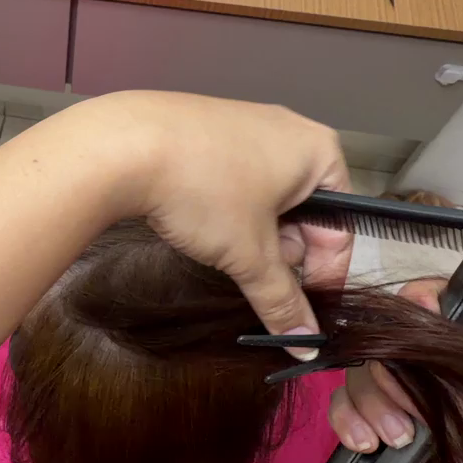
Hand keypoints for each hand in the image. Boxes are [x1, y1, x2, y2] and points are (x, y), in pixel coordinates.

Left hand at [61, 92, 347, 335]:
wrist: (123, 145)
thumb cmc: (202, 188)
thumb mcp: (249, 254)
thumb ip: (282, 298)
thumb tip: (306, 341)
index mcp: (318, 150)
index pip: (339, 225)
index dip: (322, 273)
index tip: (304, 306)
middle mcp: (288, 128)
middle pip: (303, 210)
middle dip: (279, 248)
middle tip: (249, 264)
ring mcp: (245, 122)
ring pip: (265, 195)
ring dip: (249, 230)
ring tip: (218, 239)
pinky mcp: (208, 126)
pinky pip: (232, 175)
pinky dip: (223, 205)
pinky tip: (197, 216)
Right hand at [327, 280, 462, 462]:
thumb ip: (454, 398)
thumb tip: (399, 362)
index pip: (443, 315)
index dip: (420, 303)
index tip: (407, 308)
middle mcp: (431, 381)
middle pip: (386, 344)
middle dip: (383, 376)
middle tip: (401, 425)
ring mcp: (399, 406)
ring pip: (359, 374)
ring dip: (365, 405)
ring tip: (386, 445)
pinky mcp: (371, 434)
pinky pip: (342, 409)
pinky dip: (346, 422)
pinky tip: (364, 446)